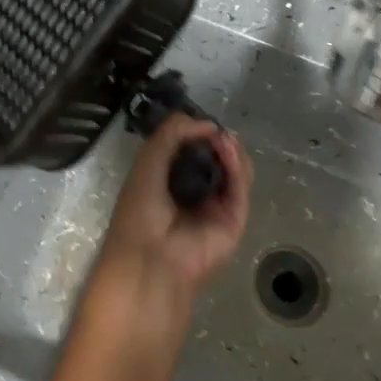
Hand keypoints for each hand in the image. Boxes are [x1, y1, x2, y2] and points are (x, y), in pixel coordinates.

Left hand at [96, 115, 253, 302]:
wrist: (150, 259)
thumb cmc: (140, 210)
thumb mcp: (148, 161)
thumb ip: (173, 133)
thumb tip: (207, 123)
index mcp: (170, 182)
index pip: (192, 151)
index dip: (197, 133)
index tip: (199, 121)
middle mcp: (195, 193)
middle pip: (217, 159)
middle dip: (218, 140)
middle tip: (216, 130)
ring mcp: (216, 207)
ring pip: (234, 171)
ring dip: (230, 150)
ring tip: (223, 138)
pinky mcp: (234, 220)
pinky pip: (239, 188)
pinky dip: (237, 166)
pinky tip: (228, 150)